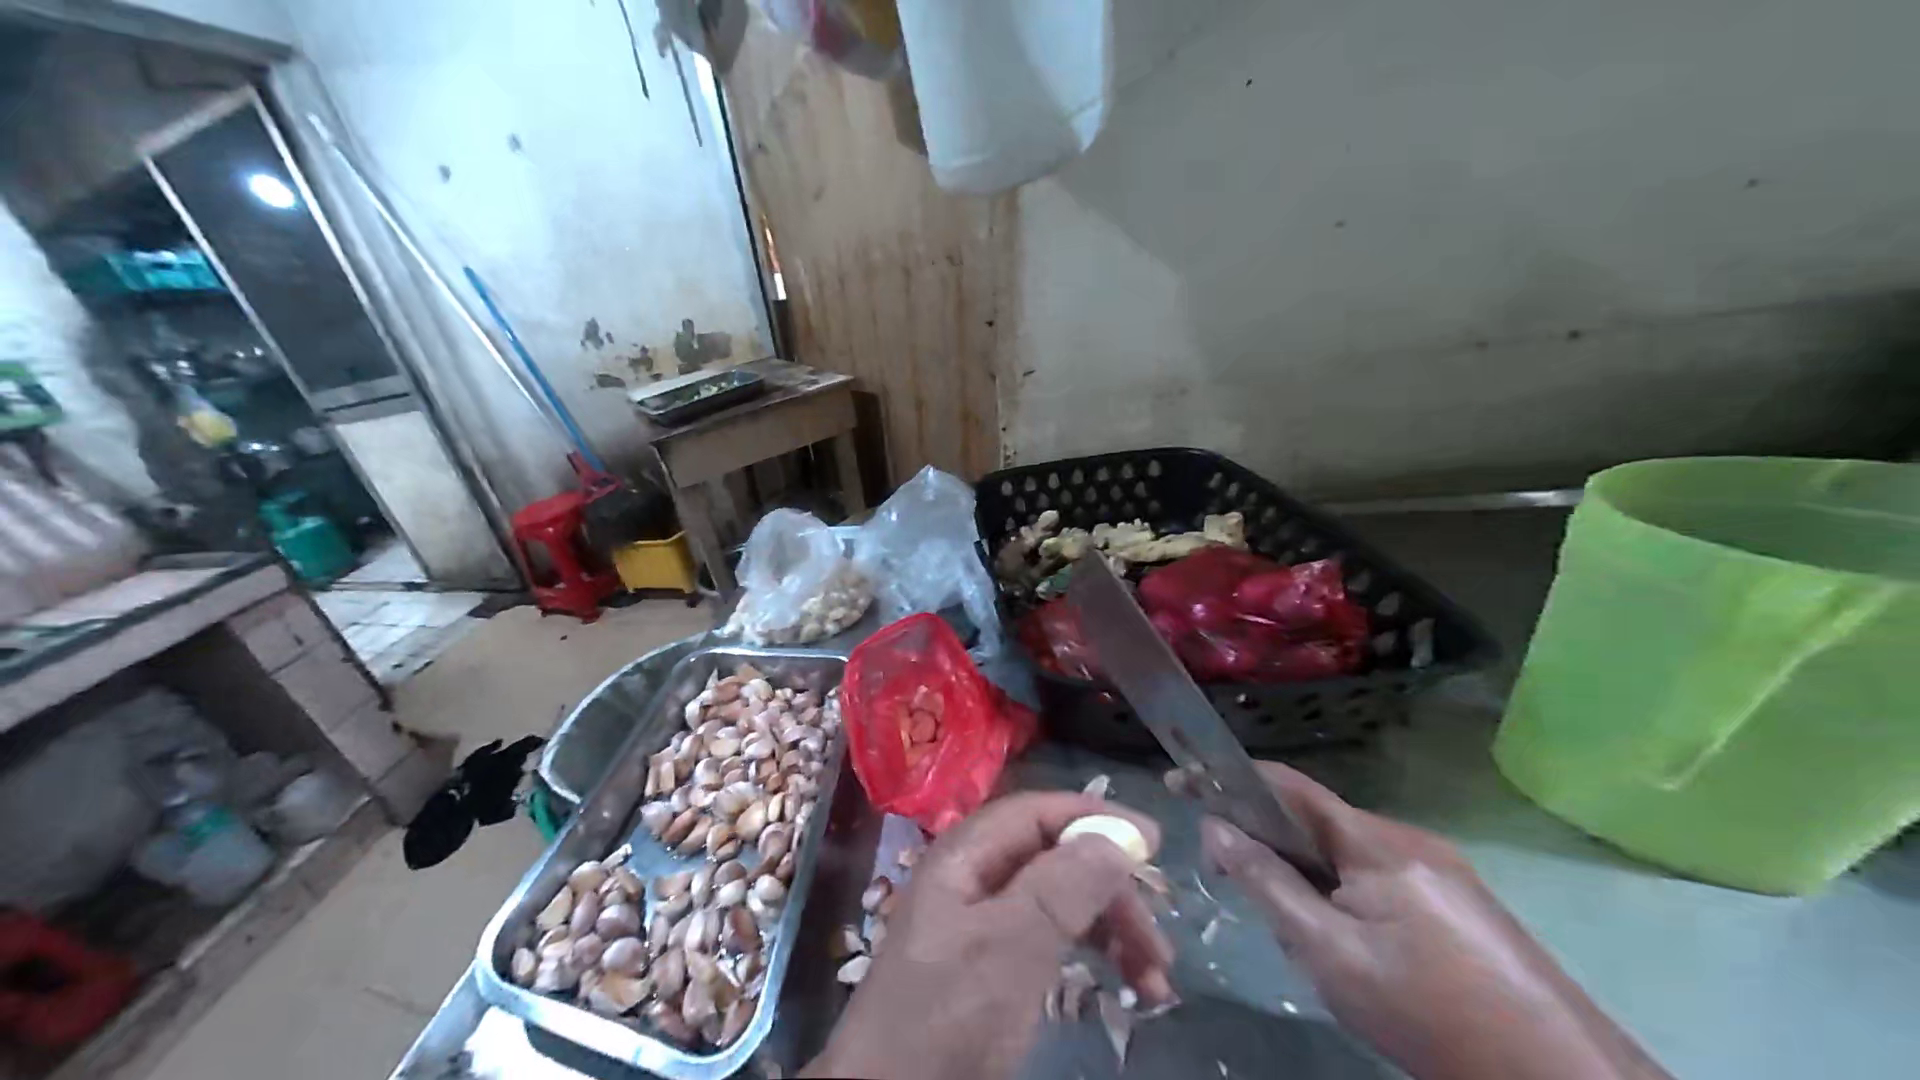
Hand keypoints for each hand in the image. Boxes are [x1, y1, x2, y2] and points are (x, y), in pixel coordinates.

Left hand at [804, 792, 1174, 1079]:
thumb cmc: (947, 1014)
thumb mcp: (1009, 946)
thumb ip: (1062, 887)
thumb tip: (1116, 837)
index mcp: (967, 854)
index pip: (1037, 812)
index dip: (1094, 817)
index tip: (1153, 842)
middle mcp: (976, 876)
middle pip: (1056, 857)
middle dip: (1111, 890)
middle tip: (1160, 942)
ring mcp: (985, 920)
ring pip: (1062, 900)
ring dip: (1112, 928)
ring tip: (1156, 979)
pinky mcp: (995, 962)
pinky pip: (1054, 938)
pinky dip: (1093, 954)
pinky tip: (1126, 982)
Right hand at [1202, 763, 1671, 1079]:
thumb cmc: (1426, 1012)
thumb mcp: (1328, 952)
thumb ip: (1267, 883)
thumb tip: (1215, 827)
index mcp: (1376, 842)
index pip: (1287, 785)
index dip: (1229, 779)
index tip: (1181, 784)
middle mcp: (1407, 839)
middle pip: (1314, 822)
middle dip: (1269, 844)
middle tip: (1240, 886)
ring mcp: (1439, 868)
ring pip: (1344, 855)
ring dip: (1306, 877)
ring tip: (1303, 936)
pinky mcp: (1457, 900)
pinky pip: (1376, 877)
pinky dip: (1341, 895)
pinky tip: (1348, 946)